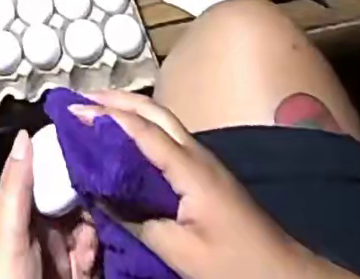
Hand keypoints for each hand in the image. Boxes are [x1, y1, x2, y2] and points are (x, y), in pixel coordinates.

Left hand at [0, 129, 100, 278]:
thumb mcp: (6, 233)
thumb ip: (17, 185)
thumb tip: (26, 132)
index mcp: (16, 211)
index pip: (44, 174)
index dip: (65, 163)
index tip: (90, 153)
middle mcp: (38, 227)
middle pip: (71, 199)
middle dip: (88, 201)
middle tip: (101, 203)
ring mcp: (57, 255)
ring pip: (86, 226)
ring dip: (94, 230)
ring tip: (87, 246)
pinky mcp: (73, 275)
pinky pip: (93, 255)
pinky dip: (96, 254)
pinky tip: (89, 262)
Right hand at [76, 91, 356, 278]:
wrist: (287, 275)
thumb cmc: (237, 266)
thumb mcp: (183, 253)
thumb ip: (138, 221)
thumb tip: (98, 195)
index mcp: (188, 166)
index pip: (140, 129)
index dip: (105, 116)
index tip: (72, 109)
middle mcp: (194, 151)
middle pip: (151, 110)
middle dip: (114, 99)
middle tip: (78, 98)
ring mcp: (201, 157)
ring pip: (159, 117)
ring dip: (127, 107)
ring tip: (95, 108)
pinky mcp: (204, 169)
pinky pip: (165, 133)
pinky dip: (139, 124)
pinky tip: (125, 135)